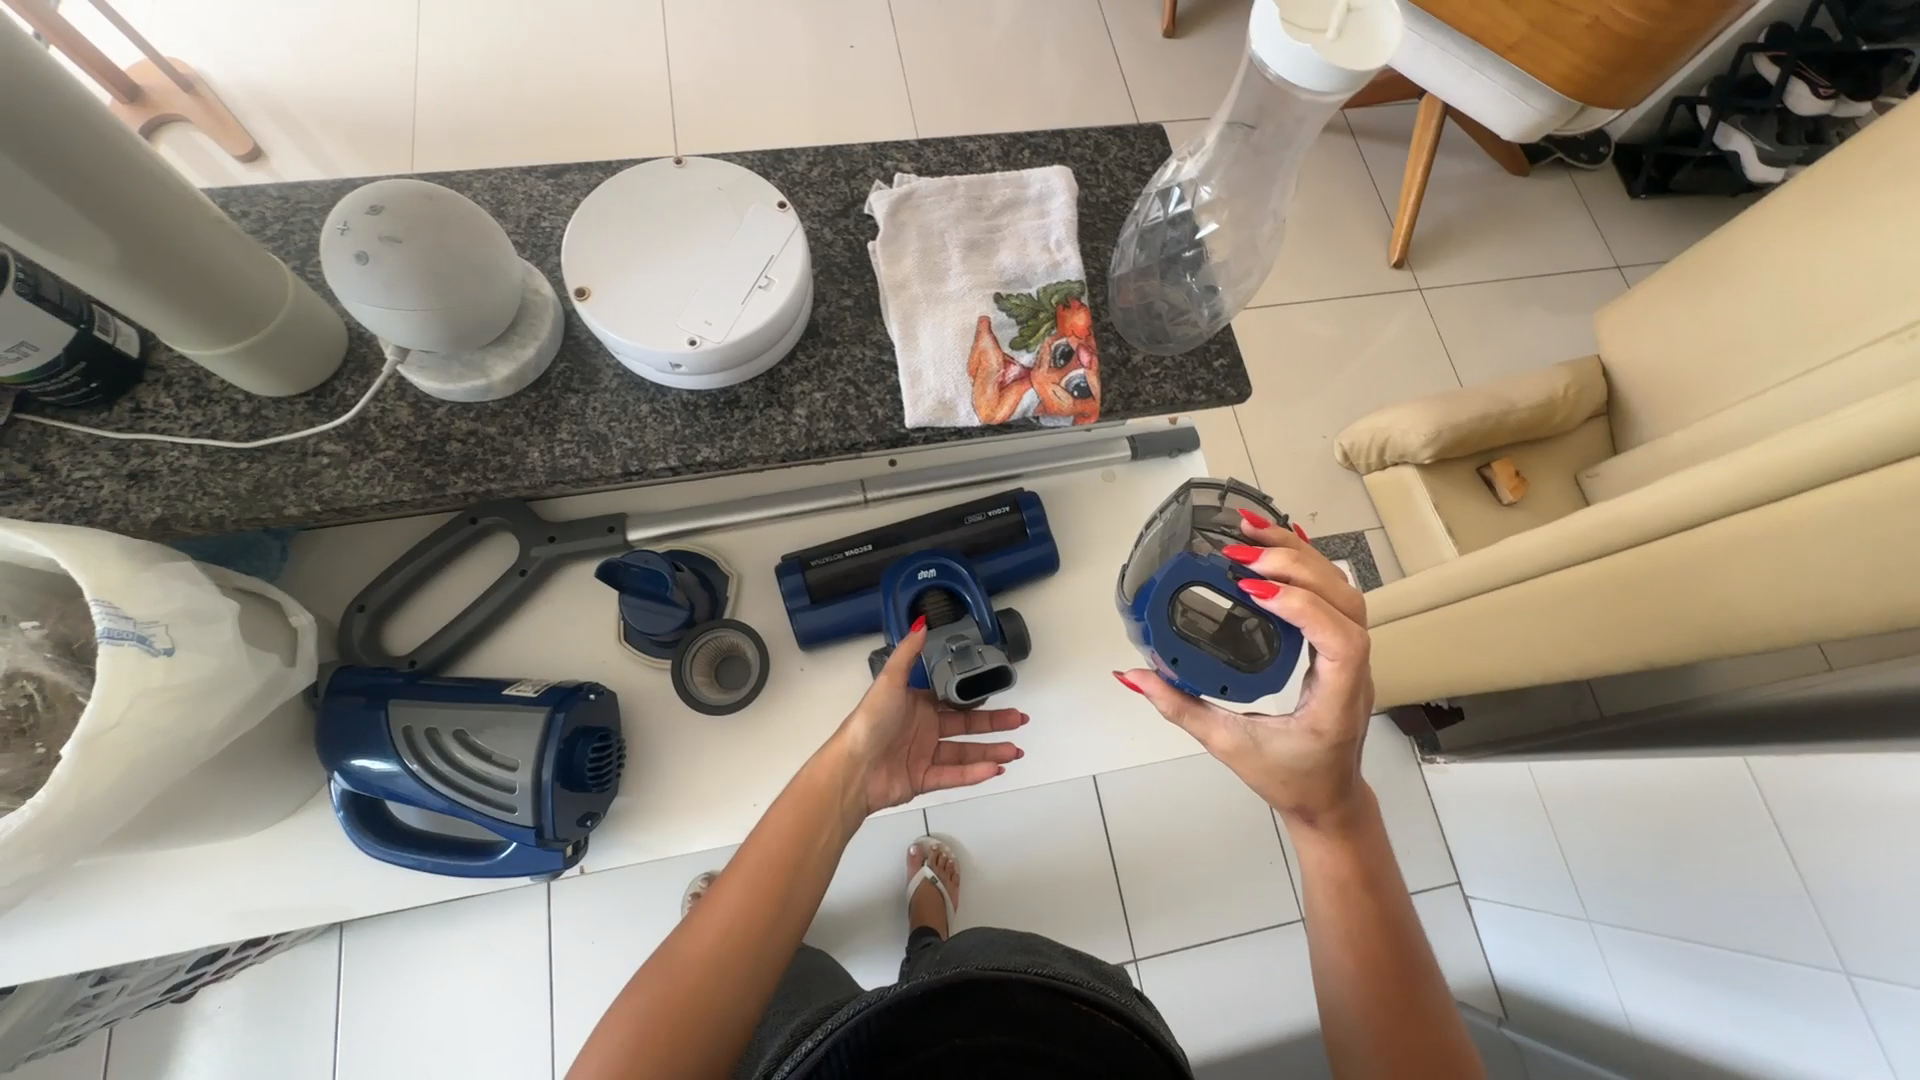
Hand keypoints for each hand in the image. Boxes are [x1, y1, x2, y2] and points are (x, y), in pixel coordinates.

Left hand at [828, 624, 1026, 817]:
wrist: (852, 767)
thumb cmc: (868, 722)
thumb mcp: (889, 680)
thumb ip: (908, 653)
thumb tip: (921, 623)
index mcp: (917, 705)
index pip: (954, 702)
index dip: (979, 701)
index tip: (1001, 697)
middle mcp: (922, 729)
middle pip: (966, 727)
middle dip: (994, 725)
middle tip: (1019, 722)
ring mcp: (923, 756)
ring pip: (964, 753)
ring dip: (990, 752)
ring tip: (1014, 752)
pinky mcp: (922, 780)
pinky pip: (954, 776)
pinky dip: (974, 773)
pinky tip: (993, 769)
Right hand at [1118, 517, 1374, 829]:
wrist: (1328, 798)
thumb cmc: (1289, 778)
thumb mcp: (1227, 745)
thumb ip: (1179, 708)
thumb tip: (1134, 675)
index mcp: (1334, 700)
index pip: (1339, 641)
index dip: (1302, 606)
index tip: (1254, 588)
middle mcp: (1354, 672)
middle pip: (1345, 602)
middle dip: (1295, 566)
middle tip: (1242, 549)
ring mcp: (1353, 658)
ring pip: (1345, 592)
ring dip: (1303, 557)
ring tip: (1255, 532)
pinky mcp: (1339, 648)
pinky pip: (1337, 597)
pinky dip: (1311, 565)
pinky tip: (1283, 542)